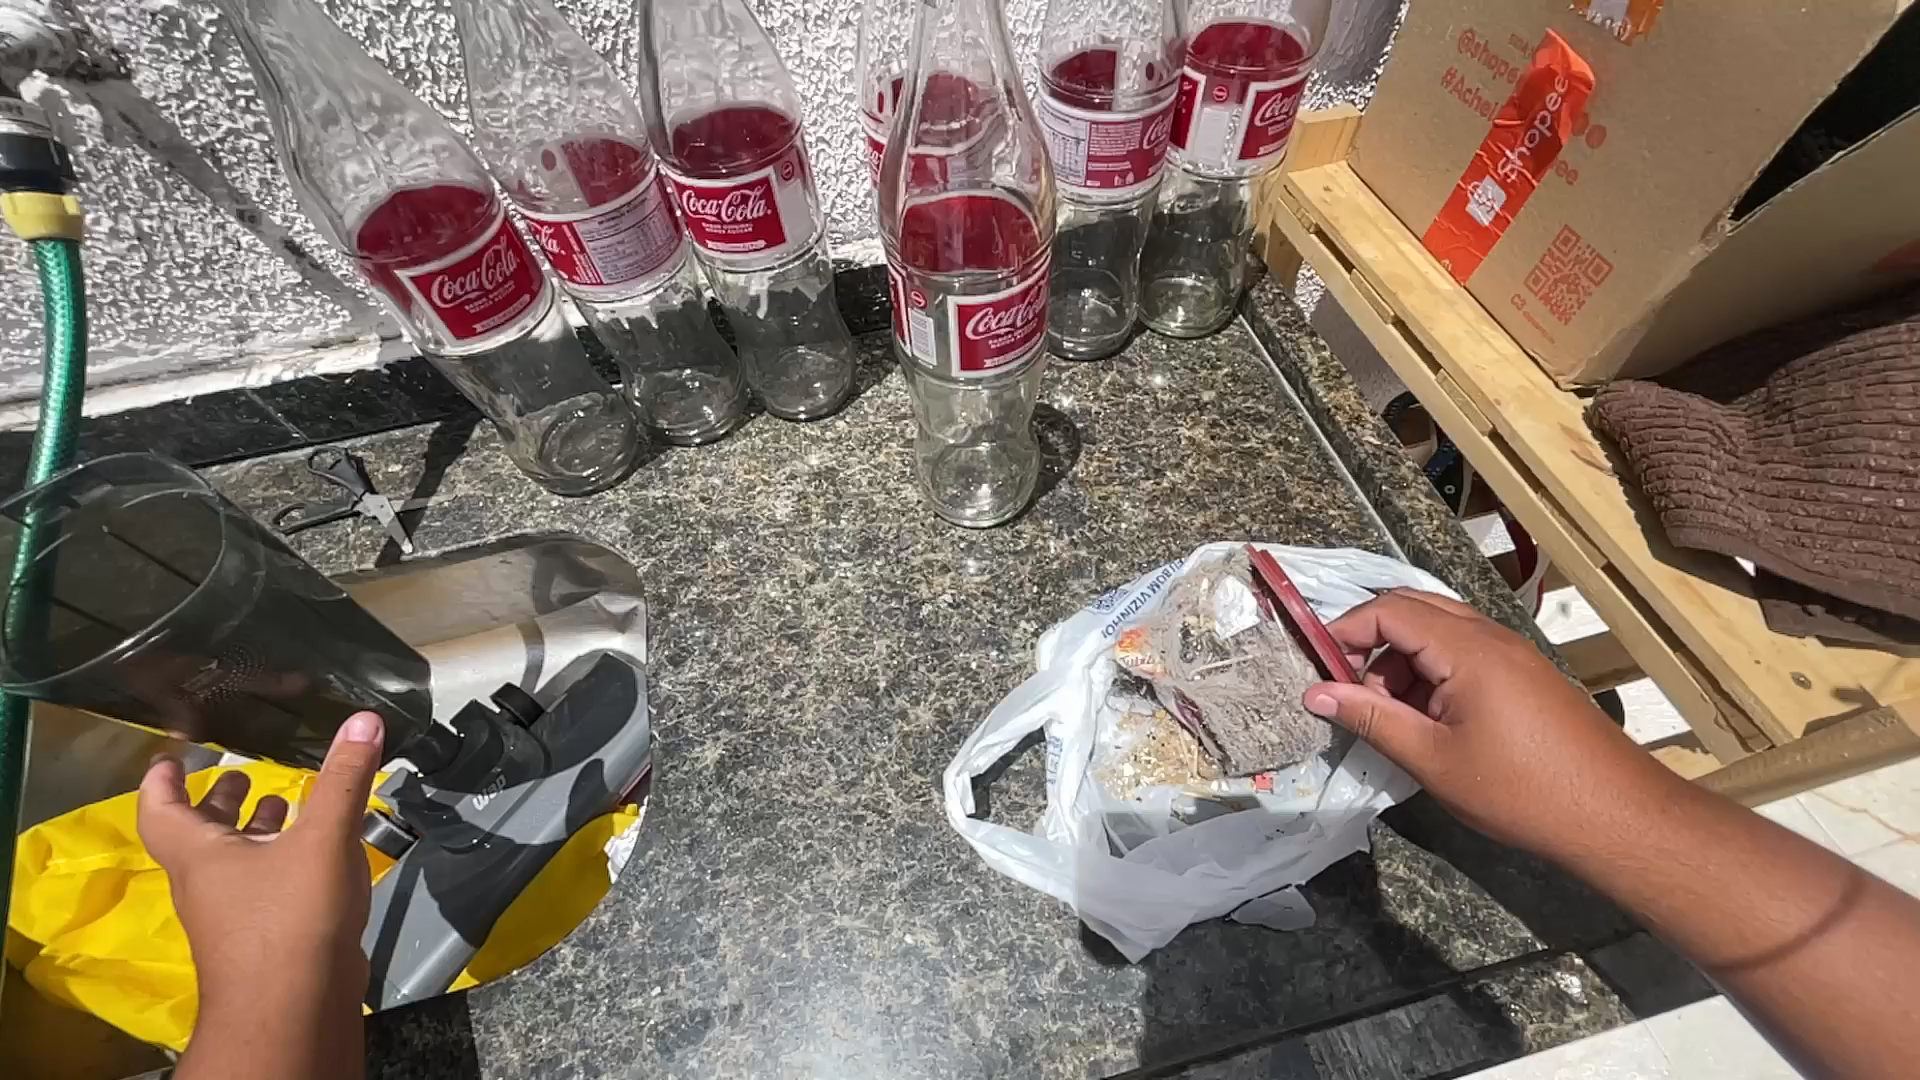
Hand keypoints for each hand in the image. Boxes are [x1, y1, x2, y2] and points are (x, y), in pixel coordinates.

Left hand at [138, 712, 383, 1079]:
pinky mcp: (274, 922)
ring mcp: (241, 905)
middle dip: (219, 801)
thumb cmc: (291, 913)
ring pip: (240, 854)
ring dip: (257, 825)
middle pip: (203, 834)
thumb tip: (362, 719)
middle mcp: (213, 879)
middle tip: (240, 770)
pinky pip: (272, 872)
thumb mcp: (323, 836)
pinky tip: (324, 839)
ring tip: (285, 796)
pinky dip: (289, 847)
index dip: (163, 782)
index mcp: (202, 857)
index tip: (170, 756)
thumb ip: (344, 778)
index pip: (163, 812)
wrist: (295, 998)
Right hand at [1301, 589, 1669, 859]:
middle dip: (1370, 641)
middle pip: (1411, 608)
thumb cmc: (1522, 791)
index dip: (1345, 630)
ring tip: (1392, 711)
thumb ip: (1369, 718)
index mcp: (1467, 650)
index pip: (1388, 610)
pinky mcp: (1523, 673)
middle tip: (1352, 687)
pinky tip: (1429, 716)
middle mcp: (1490, 636)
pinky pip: (1460, 649)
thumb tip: (1312, 694)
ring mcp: (1511, 652)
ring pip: (1435, 628)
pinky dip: (1429, 669)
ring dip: (1399, 658)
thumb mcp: (1432, 758)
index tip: (1321, 667)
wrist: (1625, 821)